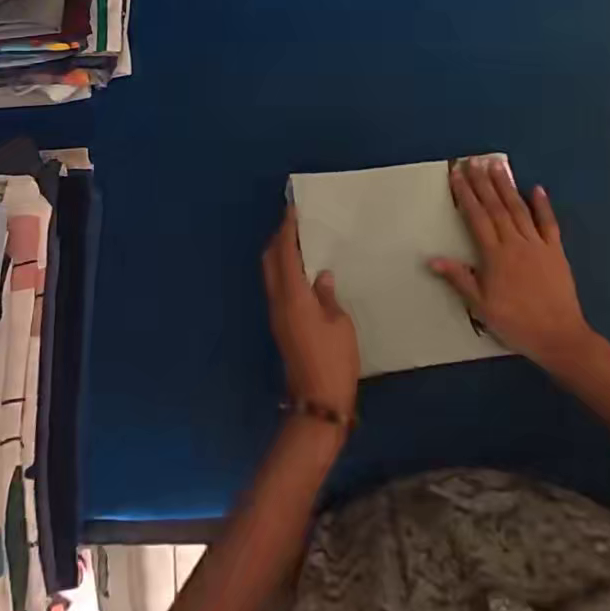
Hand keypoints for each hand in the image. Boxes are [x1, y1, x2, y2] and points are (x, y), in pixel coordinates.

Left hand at [263, 208, 359, 419]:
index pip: (285, 253)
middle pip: (270, 261)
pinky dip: (284, 272)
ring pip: (271, 275)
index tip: (292, 210)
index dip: (287, 230)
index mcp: (293, 296)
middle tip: (294, 224)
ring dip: (280, 256)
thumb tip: (322, 276)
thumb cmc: (334, 359)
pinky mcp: (281, 325)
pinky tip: (302, 272)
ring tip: (299, 242)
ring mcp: (277, 315)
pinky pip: (278, 288)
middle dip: (278, 240)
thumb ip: (328, 295)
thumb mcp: (339, 323)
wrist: (318, 400)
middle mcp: (278, 301)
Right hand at [429, 158, 597, 366]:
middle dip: (483, 182)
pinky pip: (549, 223)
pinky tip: (537, 188)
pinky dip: (543, 205)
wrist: (559, 336)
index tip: (457, 174)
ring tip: (498, 166)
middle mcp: (515, 243)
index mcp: (495, 255)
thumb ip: (459, 278)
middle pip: (496, 207)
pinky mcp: (556, 251)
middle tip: (474, 161)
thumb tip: (432, 259)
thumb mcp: (480, 305)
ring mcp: (538, 245)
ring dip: (507, 186)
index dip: (466, 194)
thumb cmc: (515, 322)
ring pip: (519, 209)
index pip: (476, 217)